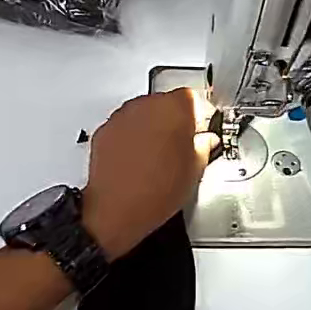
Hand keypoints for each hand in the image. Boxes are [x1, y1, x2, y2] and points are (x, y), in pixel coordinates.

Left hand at [82, 89, 217, 259]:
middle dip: (176, 122)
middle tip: (183, 148)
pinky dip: (133, 139)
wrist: (116, 210)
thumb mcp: (196, 169)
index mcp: (177, 107)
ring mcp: (124, 116)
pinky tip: (141, 162)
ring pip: (146, 114)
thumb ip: (204, 146)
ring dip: (154, 129)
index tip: (204, 130)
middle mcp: (148, 104)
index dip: (202, 117)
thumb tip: (205, 142)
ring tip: (160, 159)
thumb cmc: (155, 191)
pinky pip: (126, 128)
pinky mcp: (106, 130)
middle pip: (169, 103)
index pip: (196, 99)